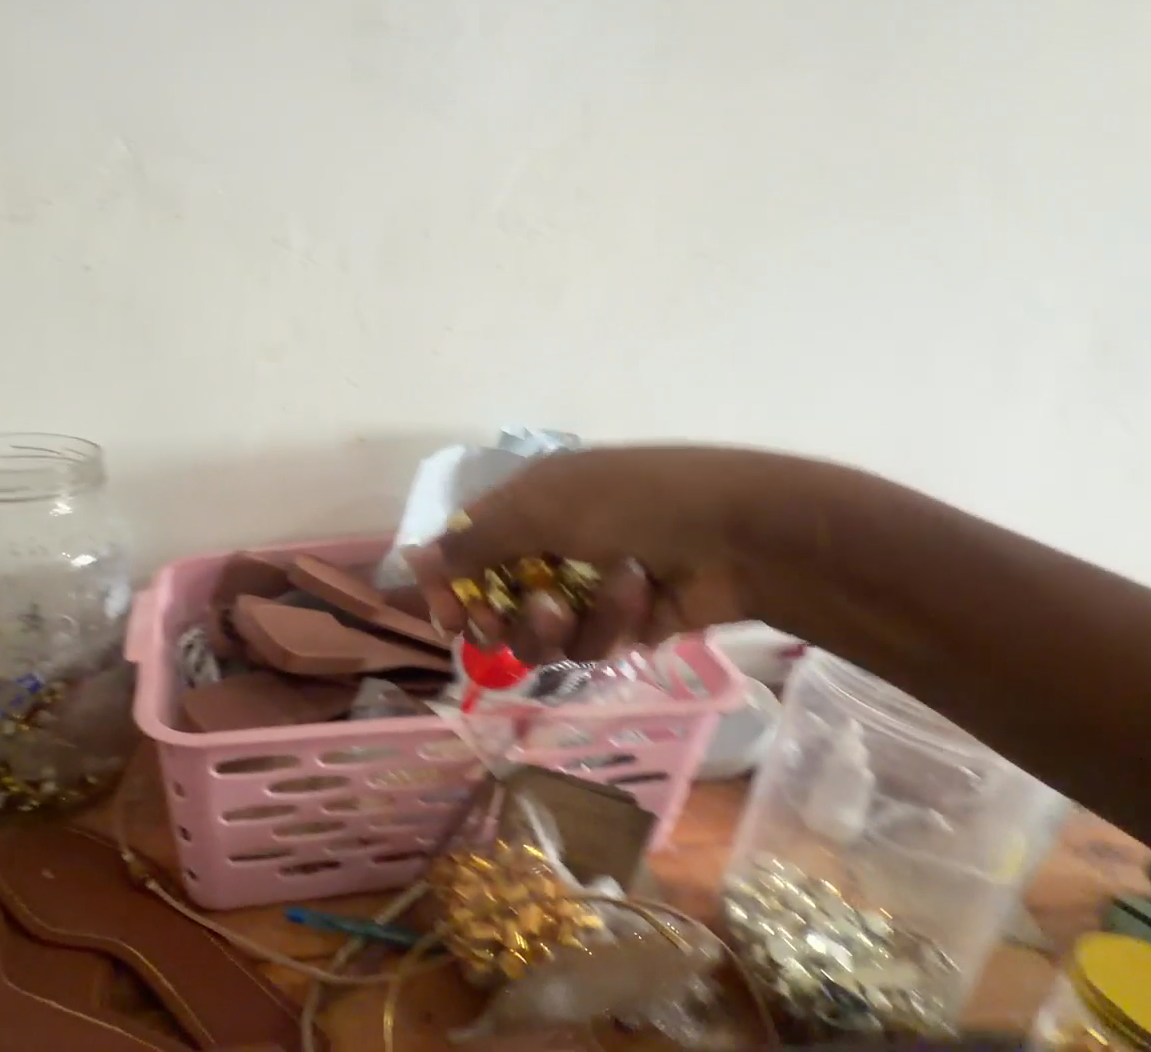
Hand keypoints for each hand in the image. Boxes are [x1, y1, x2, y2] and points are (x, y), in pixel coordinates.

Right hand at [404, 446, 782, 662]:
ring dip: (557, 624)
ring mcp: (584, 588)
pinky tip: (639, 600)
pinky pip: (584, 646)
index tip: (449, 619)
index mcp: (527, 506)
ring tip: (582, 604)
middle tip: (518, 618)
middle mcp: (548, 546)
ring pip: (536, 634)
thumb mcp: (544, 509)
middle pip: (495, 603)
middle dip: (505, 617)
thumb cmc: (632, 504)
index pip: (464, 551)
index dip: (450, 587)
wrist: (737, 534)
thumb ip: (475, 540)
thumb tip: (414, 557)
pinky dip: (607, 626)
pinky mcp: (619, 624)